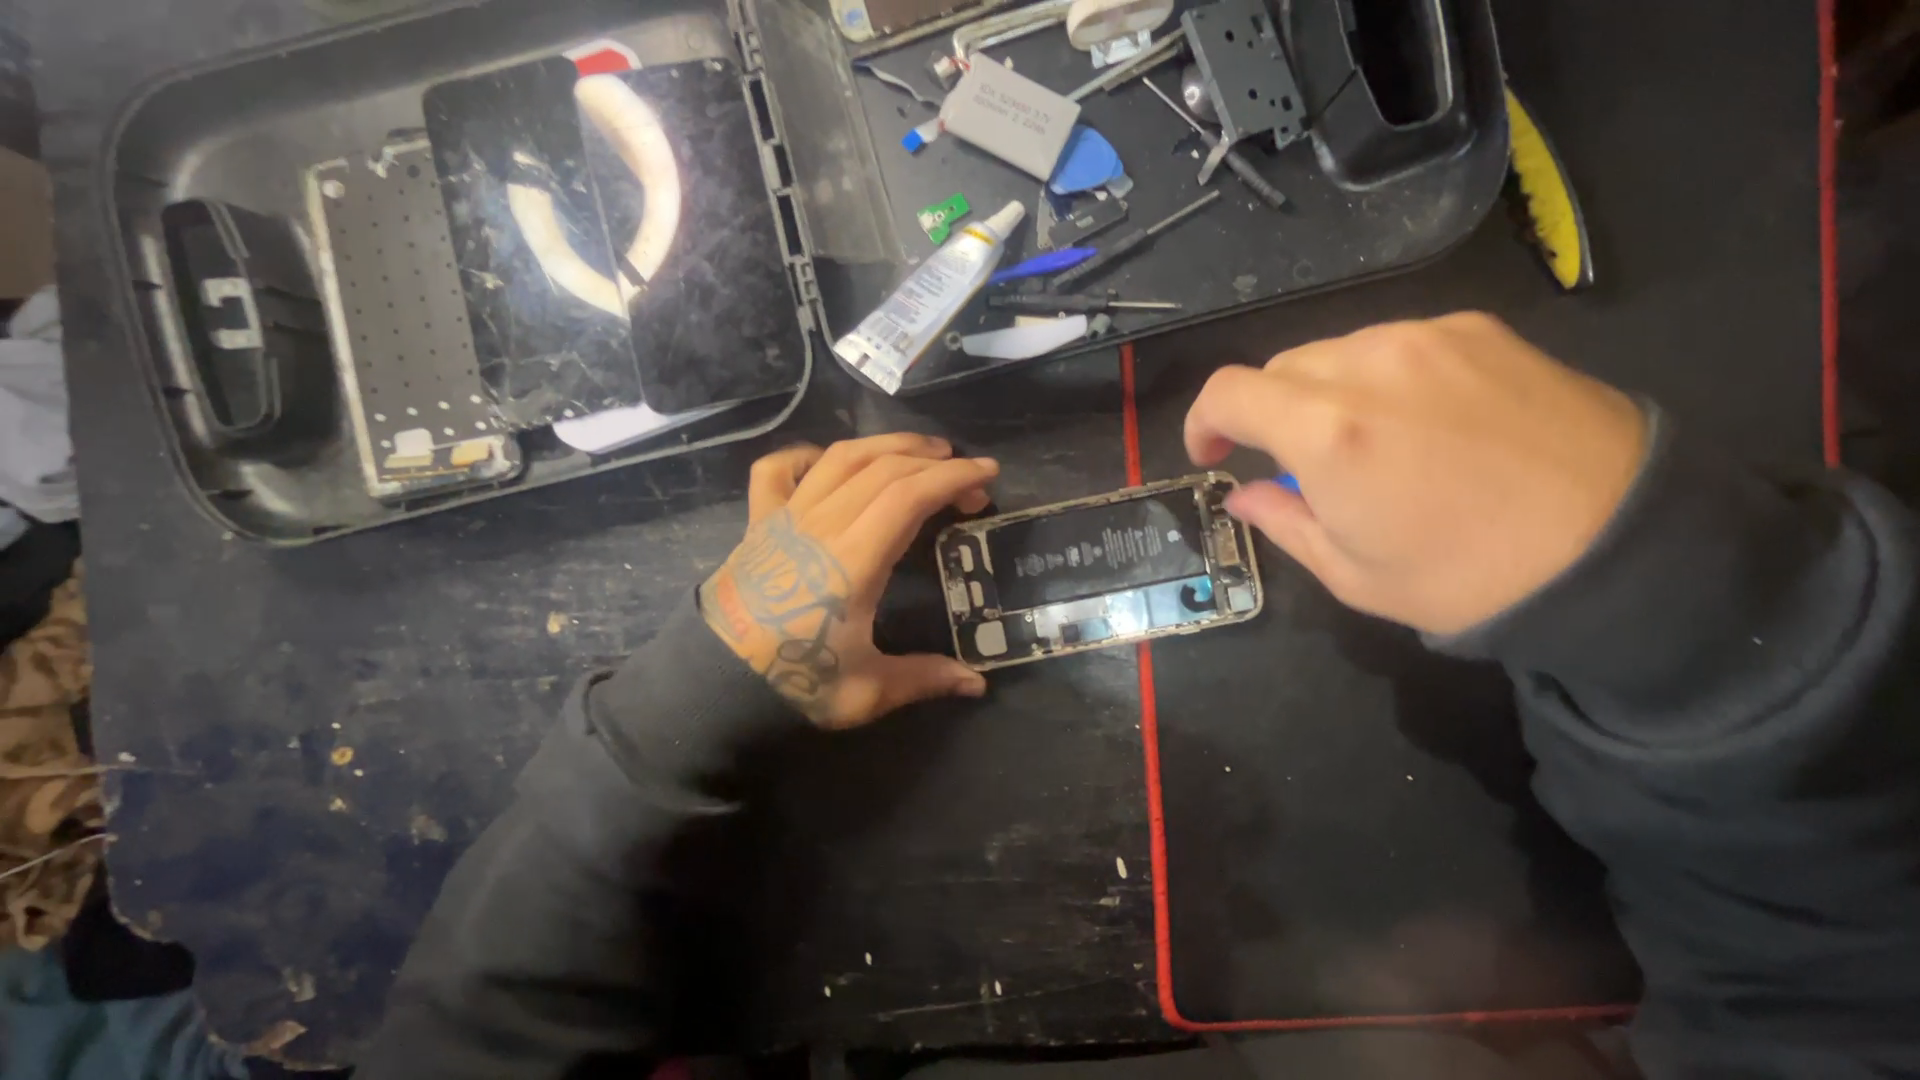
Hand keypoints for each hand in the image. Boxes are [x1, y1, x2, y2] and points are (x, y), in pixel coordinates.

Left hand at [700, 434, 998, 728]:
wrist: (712, 682)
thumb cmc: (794, 682)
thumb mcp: (867, 690)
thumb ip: (924, 678)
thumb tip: (977, 683)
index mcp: (853, 559)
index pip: (910, 494)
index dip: (953, 478)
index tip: (988, 476)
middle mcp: (822, 523)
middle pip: (884, 468)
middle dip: (935, 463)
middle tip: (968, 483)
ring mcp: (786, 516)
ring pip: (841, 458)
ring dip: (887, 446)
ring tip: (923, 451)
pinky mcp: (758, 521)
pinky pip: (779, 470)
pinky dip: (809, 455)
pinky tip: (833, 462)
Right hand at [1185, 313, 1647, 634]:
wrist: (1622, 546)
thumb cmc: (1469, 575)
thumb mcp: (1353, 573)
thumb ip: (1282, 521)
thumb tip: (1246, 493)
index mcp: (1327, 431)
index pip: (1228, 391)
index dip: (1203, 421)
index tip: (1214, 455)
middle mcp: (1368, 364)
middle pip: (1279, 368)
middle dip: (1266, 412)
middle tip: (1296, 464)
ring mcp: (1428, 339)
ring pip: (1337, 351)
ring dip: (1323, 392)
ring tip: (1365, 443)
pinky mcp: (1481, 331)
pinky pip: (1398, 344)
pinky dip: (1380, 377)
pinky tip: (1420, 421)